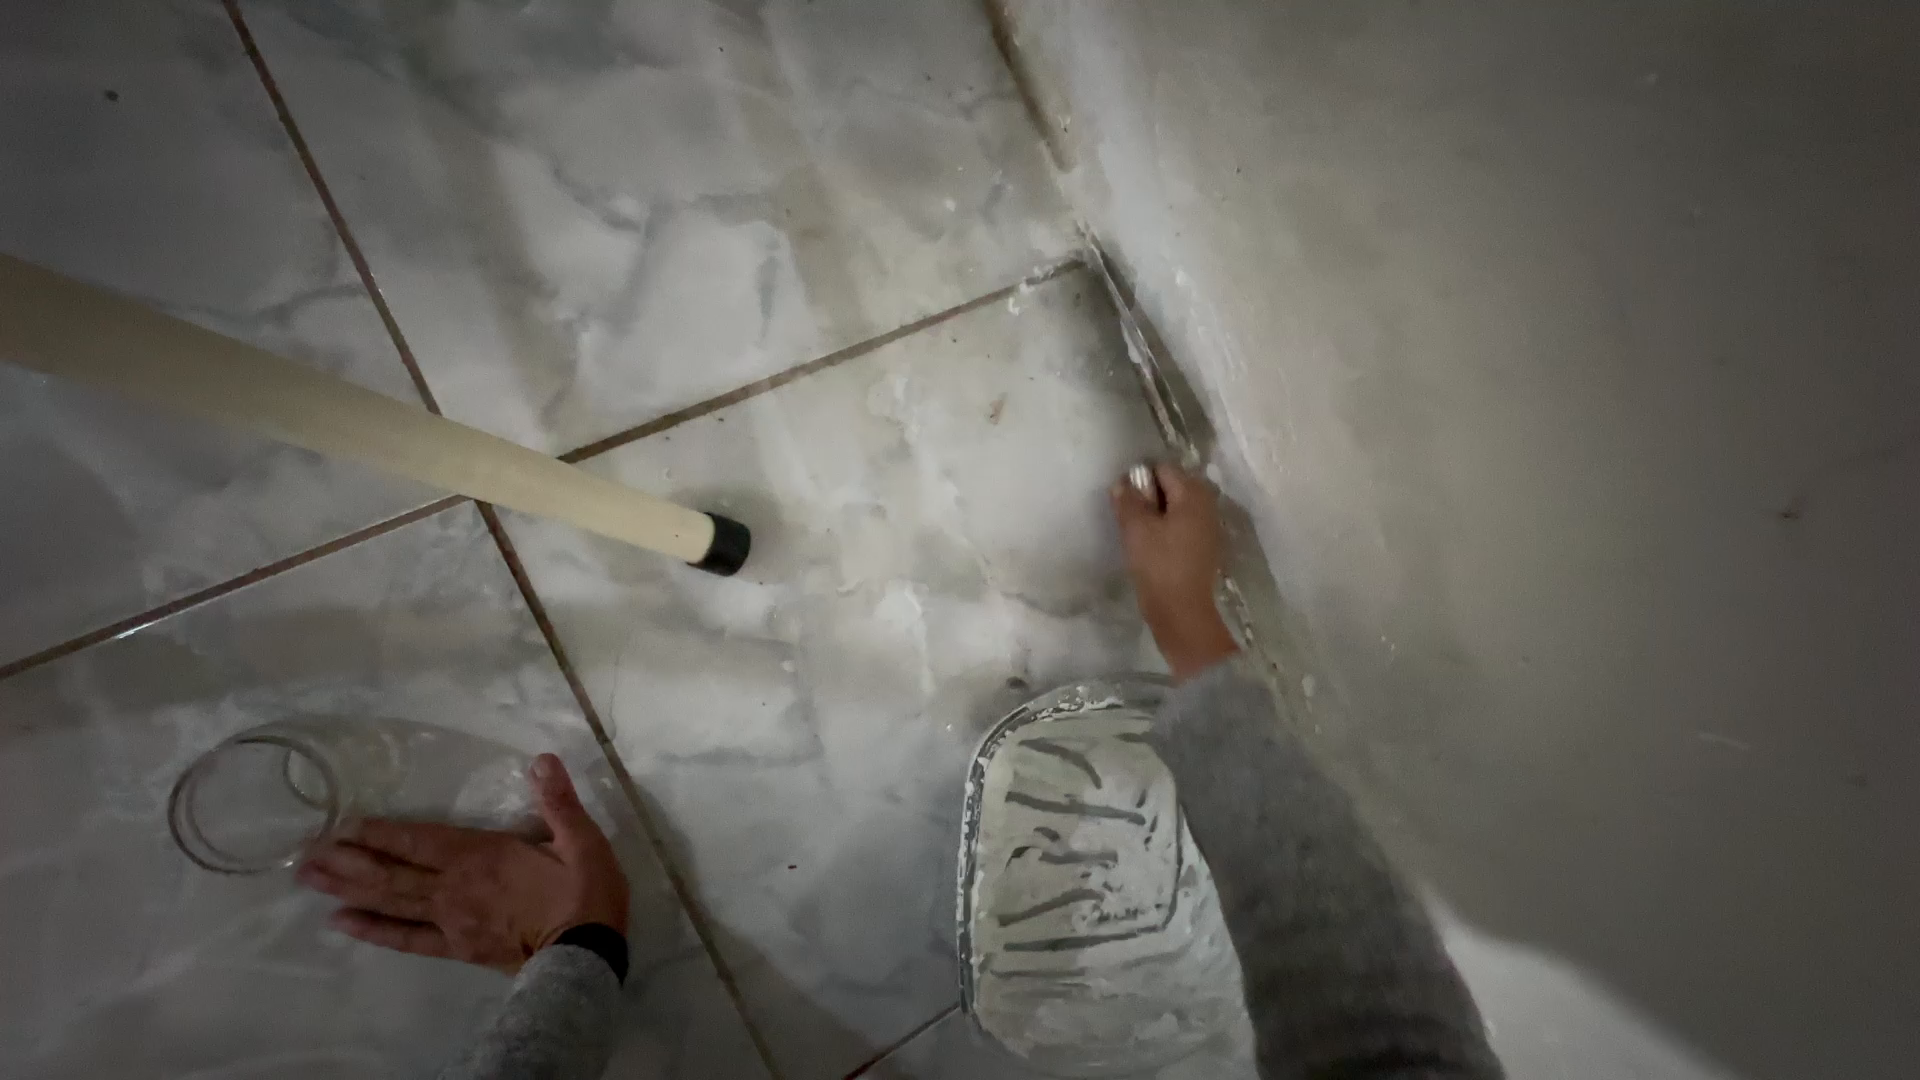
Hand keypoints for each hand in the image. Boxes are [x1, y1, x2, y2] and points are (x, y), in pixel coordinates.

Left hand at [297, 753, 628, 973]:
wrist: (583, 954)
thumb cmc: (585, 890)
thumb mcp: (583, 839)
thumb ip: (559, 801)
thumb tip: (540, 760)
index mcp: (485, 856)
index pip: (424, 841)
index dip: (385, 832)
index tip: (346, 823)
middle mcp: (457, 887)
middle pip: (394, 872)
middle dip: (350, 860)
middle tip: (306, 851)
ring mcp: (451, 921)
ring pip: (391, 902)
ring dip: (348, 889)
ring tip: (310, 878)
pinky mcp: (455, 948)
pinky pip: (405, 939)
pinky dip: (371, 930)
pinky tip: (342, 923)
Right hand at [1111, 463, 1239, 680]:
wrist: (1182, 613)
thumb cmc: (1159, 565)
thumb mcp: (1136, 529)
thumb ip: (1127, 500)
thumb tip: (1121, 482)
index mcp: (1194, 495)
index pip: (1163, 469)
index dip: (1140, 479)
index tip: (1124, 500)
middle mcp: (1207, 506)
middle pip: (1172, 486)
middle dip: (1149, 497)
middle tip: (1129, 518)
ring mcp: (1208, 528)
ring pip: (1176, 508)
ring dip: (1156, 515)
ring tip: (1137, 534)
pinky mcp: (1203, 548)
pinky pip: (1181, 527)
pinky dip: (1165, 530)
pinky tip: (1151, 548)